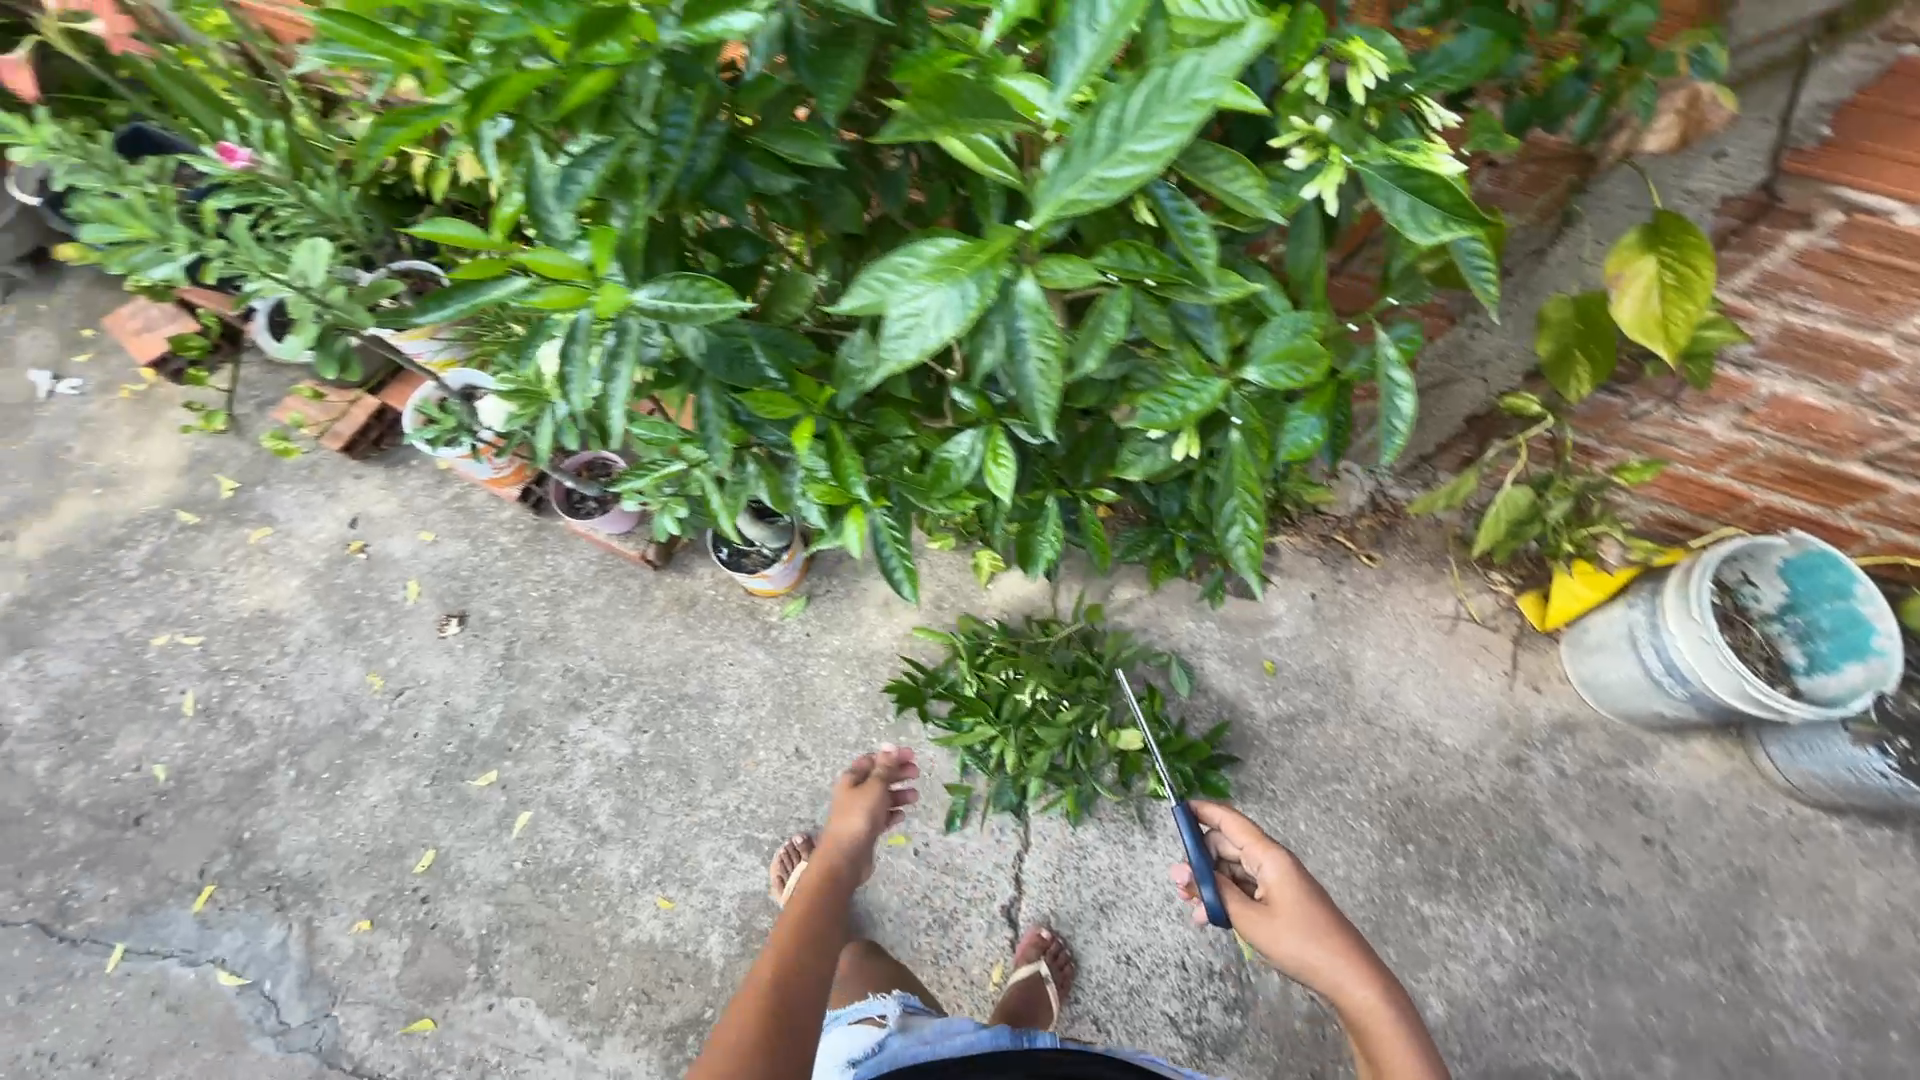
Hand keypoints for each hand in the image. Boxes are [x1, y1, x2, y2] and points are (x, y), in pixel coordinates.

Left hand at [815, 744, 919, 885]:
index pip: (873, 760)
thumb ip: (884, 767)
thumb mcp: (875, 787)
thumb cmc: (859, 816)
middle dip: (897, 774)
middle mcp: (854, 793)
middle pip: (878, 778)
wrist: (845, 858)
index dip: (891, 756)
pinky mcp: (866, 830)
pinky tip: (901, 815)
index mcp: (852, 778)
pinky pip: (881, 817)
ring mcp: (859, 813)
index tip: (911, 756)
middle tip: (917, 773)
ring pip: (882, 798)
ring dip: (898, 795)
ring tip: (915, 797)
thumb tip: (889, 746)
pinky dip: (892, 814)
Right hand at [1169, 800, 1388, 1001]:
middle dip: (1199, 861)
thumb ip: (1212, 892)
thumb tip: (1180, 871)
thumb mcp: (1248, 919)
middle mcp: (1271, 861)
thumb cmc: (1300, 943)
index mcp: (1268, 855)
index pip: (1229, 820)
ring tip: (1192, 909)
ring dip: (1210, 885)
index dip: (1201, 811)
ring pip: (1232, 870)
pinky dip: (1226, 899)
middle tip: (1179, 886)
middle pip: (1227, 846)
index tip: (1175, 812)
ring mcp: (1277, 881)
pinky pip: (1245, 888)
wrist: (1350, 978)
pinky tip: (1211, 919)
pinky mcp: (1280, 900)